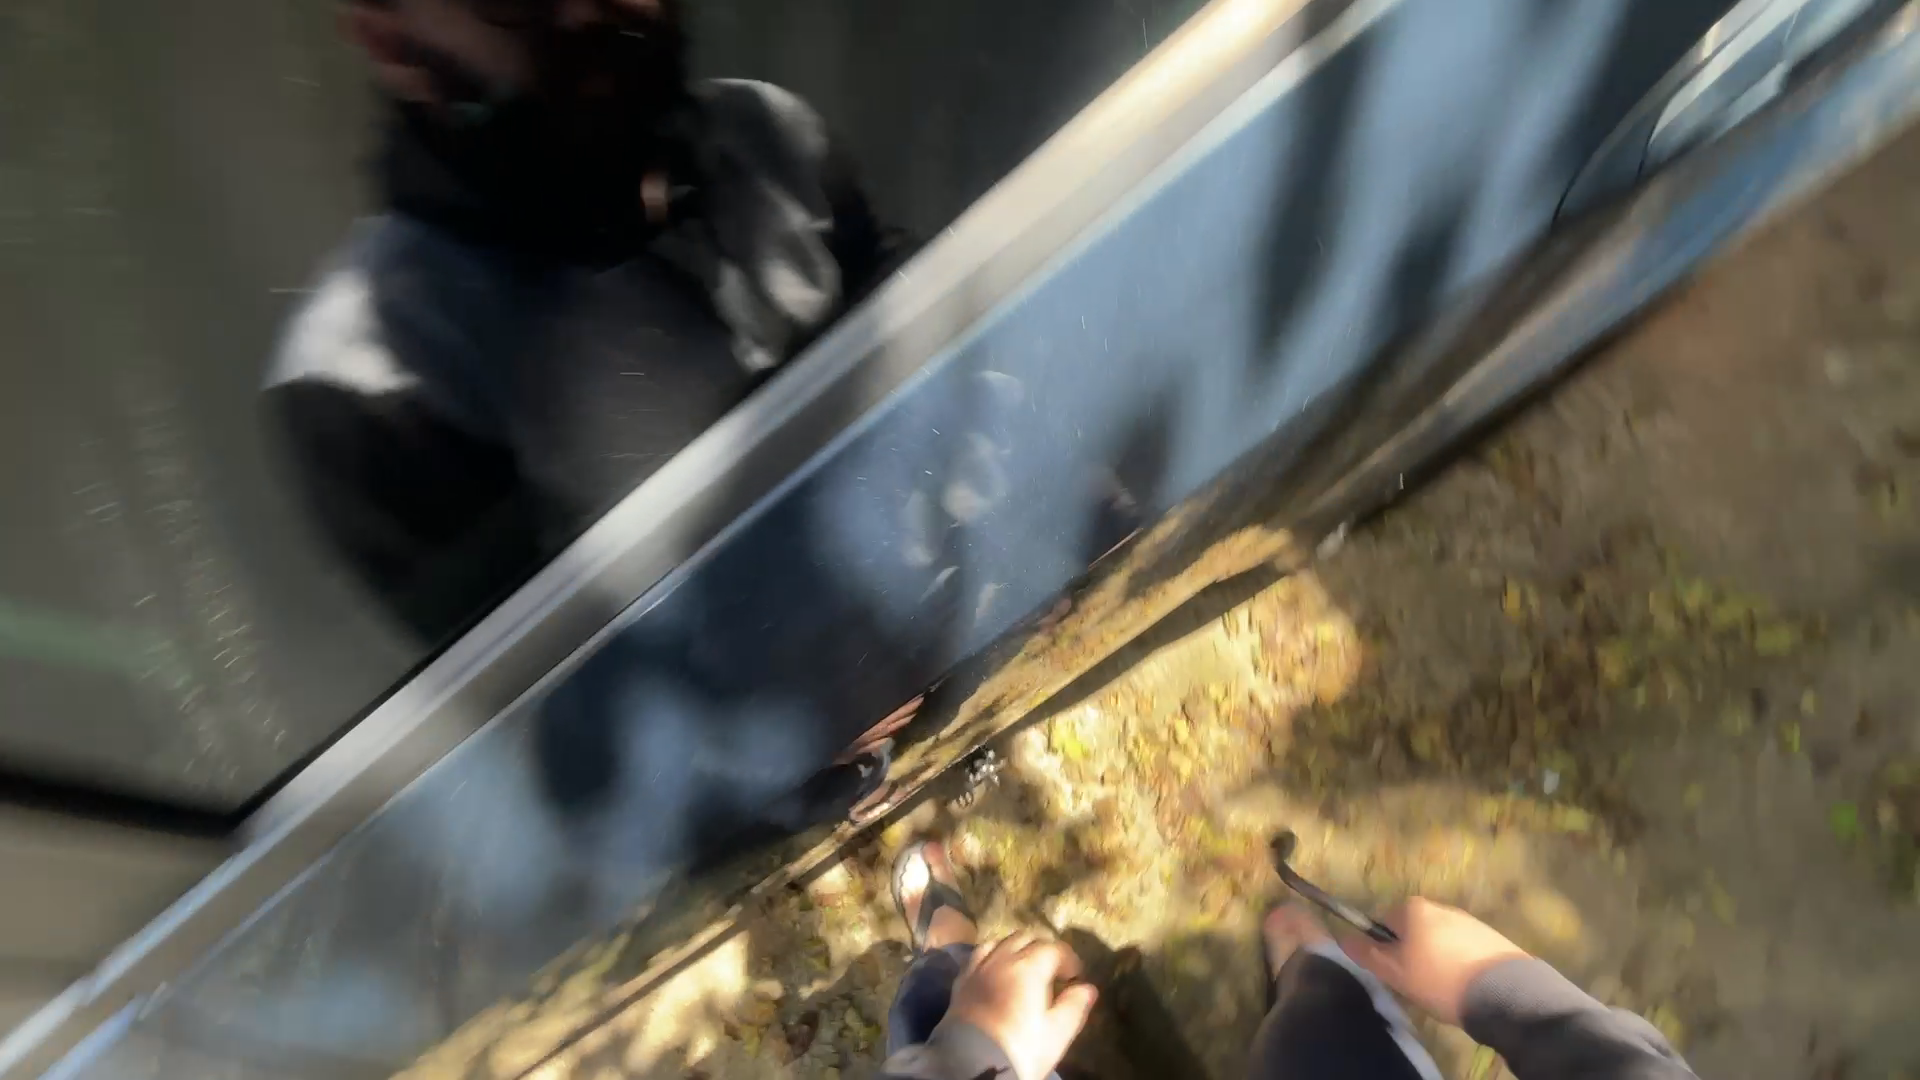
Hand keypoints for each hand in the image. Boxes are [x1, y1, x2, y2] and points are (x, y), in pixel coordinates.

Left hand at [944, 931, 1098, 1079]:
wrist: (972, 1064)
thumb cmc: (1020, 1049)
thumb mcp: (1056, 1035)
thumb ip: (1074, 1007)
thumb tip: (1088, 988)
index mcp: (1030, 966)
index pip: (1055, 949)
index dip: (1069, 959)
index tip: (1076, 975)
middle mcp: (1004, 956)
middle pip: (1028, 938)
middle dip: (1045, 949)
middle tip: (1054, 969)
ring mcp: (980, 964)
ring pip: (1004, 940)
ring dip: (1019, 947)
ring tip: (1027, 966)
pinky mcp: (963, 977)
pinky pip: (981, 952)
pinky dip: (995, 952)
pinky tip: (997, 966)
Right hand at [1337, 897, 1529, 1024]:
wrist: (1507, 995)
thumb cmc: (1440, 978)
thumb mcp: (1395, 972)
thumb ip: (1366, 953)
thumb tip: (1342, 937)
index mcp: (1412, 908)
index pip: (1385, 922)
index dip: (1387, 948)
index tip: (1398, 972)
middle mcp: (1439, 906)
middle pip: (1414, 929)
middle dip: (1415, 952)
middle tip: (1422, 983)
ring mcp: (1470, 921)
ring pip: (1442, 940)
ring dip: (1441, 959)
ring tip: (1450, 989)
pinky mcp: (1496, 940)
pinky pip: (1468, 950)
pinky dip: (1465, 964)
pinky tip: (1471, 987)